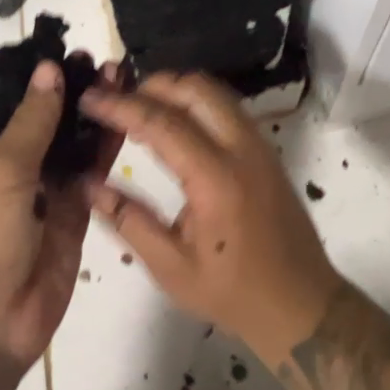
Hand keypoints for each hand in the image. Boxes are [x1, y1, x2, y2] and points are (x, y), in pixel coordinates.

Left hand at [0, 59, 124, 389]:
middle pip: (36, 116)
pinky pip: (90, 174)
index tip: (43, 42)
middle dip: (59, 86)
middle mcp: (4, 165)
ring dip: (87, 110)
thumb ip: (30, 122)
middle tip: (90, 55)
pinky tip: (126, 116)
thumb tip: (46, 70)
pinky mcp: (70, 215)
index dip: (12, 70)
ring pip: (67, 141)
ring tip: (116, 74)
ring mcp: (39, 191)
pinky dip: (105, 147)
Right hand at [80, 73, 343, 362]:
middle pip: (195, 88)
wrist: (301, 304)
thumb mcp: (171, 268)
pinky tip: (173, 124)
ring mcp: (259, 146)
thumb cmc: (234, 292)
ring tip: (139, 107)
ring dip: (175, 90)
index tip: (89, 98)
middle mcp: (242, 150)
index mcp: (216, 179)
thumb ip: (129, 220)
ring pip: (215, 92)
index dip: (121, 106)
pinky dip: (196, 103)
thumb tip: (87, 184)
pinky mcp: (266, 151)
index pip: (162, 122)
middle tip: (116, 99)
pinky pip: (228, 108)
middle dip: (151, 85)